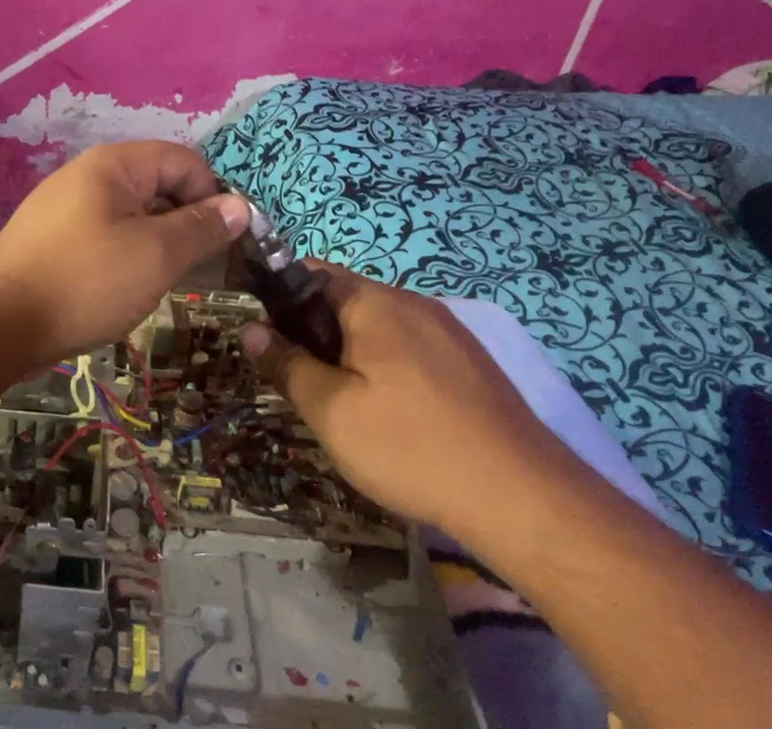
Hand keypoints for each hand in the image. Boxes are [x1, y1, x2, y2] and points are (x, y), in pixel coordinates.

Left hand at [0, 142, 249, 365]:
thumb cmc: (84, 281)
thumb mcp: (156, 255)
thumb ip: (201, 228)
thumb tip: (240, 207)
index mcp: (115, 165)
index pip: (185, 161)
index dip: (213, 196)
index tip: (225, 243)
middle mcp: (88, 176)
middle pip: (158, 187)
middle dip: (185, 225)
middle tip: (196, 270)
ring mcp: (66, 210)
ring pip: (133, 218)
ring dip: (156, 247)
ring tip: (159, 286)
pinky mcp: (53, 242)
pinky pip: (105, 239)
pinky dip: (125, 260)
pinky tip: (124, 294)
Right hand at [244, 261, 582, 534]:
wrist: (522, 498)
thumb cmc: (410, 447)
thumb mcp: (331, 411)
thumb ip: (287, 364)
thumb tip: (249, 329)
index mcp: (376, 304)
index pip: (312, 274)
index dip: (279, 300)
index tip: (265, 342)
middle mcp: (416, 304)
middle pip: (347, 301)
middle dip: (315, 333)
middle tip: (299, 384)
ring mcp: (451, 334)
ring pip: (381, 329)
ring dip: (351, 354)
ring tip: (341, 405)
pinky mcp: (472, 365)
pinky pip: (413, 350)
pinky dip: (387, 369)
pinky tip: (391, 417)